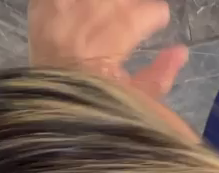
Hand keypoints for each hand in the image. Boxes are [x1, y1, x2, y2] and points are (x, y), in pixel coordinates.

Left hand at [29, 0, 188, 98]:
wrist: (51, 116)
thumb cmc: (96, 114)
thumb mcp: (132, 104)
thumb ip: (158, 77)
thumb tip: (180, 52)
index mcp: (100, 54)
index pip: (133, 18)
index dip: (153, 13)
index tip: (161, 16)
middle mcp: (75, 29)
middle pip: (111, 0)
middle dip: (131, 2)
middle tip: (139, 10)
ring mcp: (54, 16)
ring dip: (110, 2)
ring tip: (119, 9)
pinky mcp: (38, 9)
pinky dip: (80, 2)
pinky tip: (93, 10)